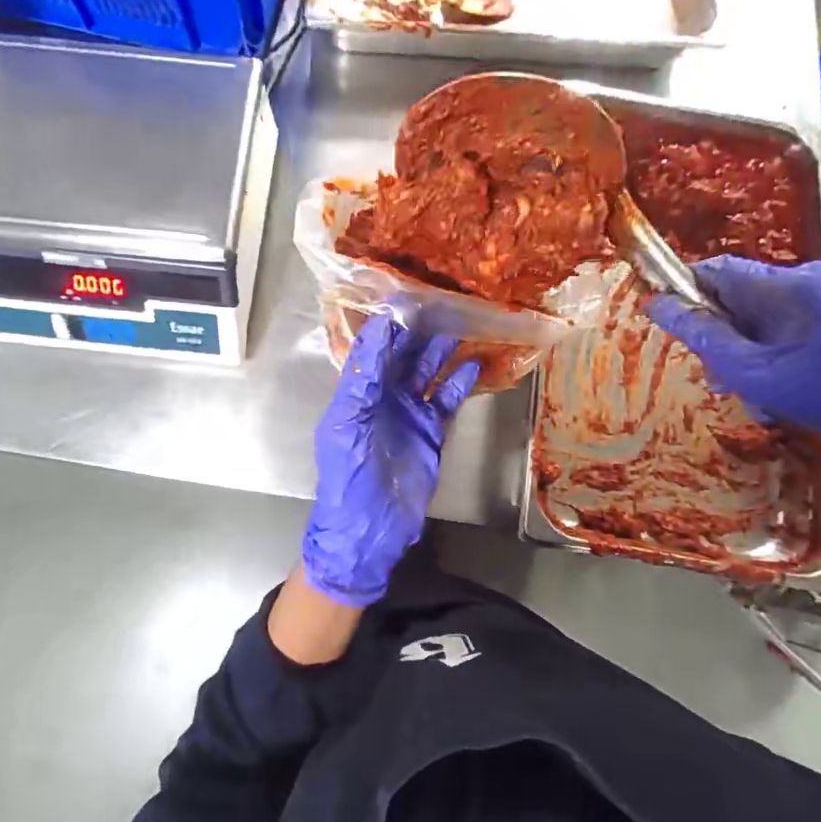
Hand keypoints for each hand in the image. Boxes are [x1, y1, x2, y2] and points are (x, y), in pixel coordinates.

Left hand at [301, 317, 478, 607]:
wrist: (369, 528)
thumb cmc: (348, 476)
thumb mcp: (347, 422)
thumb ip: (363, 376)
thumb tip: (378, 327)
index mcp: (356, 392)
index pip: (373, 348)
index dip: (389, 322)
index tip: (409, 293)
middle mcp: (381, 398)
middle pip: (403, 355)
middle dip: (420, 330)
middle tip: (444, 300)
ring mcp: (407, 414)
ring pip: (427, 373)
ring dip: (442, 350)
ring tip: (462, 322)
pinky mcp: (430, 432)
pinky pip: (445, 400)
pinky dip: (459, 382)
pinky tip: (474, 363)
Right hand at [646, 256, 820, 466]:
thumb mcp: (753, 371)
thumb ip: (704, 336)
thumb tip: (657, 305)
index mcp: (789, 286)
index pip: (716, 269)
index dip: (684, 291)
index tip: (667, 324)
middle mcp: (808, 280)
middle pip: (735, 296)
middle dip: (716, 334)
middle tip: (716, 376)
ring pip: (756, 315)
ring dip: (739, 350)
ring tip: (745, 389)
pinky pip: (781, 326)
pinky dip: (765, 352)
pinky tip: (770, 386)